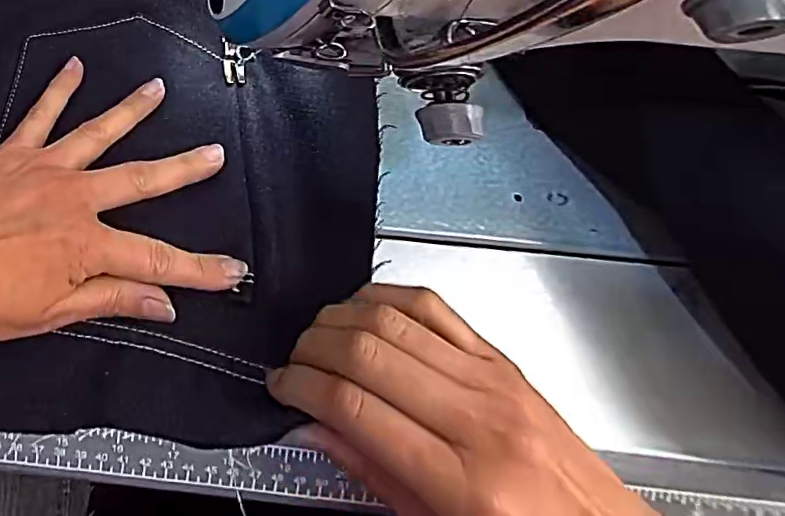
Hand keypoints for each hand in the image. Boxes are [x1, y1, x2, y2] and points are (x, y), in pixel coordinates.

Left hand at [0, 56, 246, 343]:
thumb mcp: (49, 314)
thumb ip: (111, 300)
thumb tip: (164, 306)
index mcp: (84, 244)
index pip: (155, 260)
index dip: (199, 269)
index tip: (232, 270)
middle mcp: (75, 198)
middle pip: (142, 181)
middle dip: (185, 169)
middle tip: (215, 153)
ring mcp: (46, 169)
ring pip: (100, 133)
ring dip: (133, 110)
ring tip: (158, 89)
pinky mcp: (15, 153)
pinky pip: (42, 114)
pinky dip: (59, 88)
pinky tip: (74, 65)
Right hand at [267, 285, 650, 515]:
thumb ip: (376, 477)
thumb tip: (317, 430)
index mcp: (466, 487)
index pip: (357, 411)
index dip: (304, 390)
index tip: (282, 386)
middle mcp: (479, 422)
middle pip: (370, 353)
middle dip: (314, 348)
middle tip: (292, 359)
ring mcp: (493, 381)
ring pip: (394, 319)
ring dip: (341, 317)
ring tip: (317, 333)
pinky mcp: (501, 359)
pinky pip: (433, 307)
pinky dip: (387, 297)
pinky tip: (363, 307)